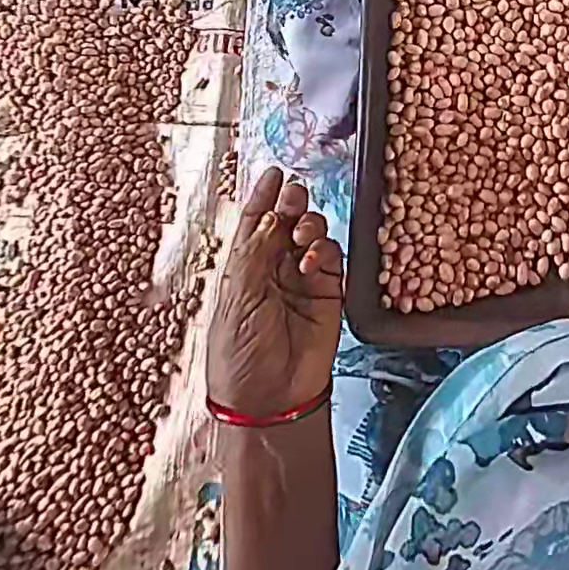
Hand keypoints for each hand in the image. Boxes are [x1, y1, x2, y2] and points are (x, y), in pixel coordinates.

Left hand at [206, 167, 343, 416]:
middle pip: (286, 220)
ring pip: (311, 232)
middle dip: (291, 203)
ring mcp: (302, 277)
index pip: (256, 221)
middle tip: (294, 196)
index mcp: (245, 266)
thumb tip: (275, 214)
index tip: (274, 172)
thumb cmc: (240, 350)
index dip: (264, 195)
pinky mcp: (328, 290)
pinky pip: (331, 255)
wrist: (271, 397)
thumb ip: (256, 250)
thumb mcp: (237, 296)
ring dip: (307, 224)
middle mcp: (274, 266)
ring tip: (301, 234)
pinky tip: (311, 260)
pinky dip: (323, 249)